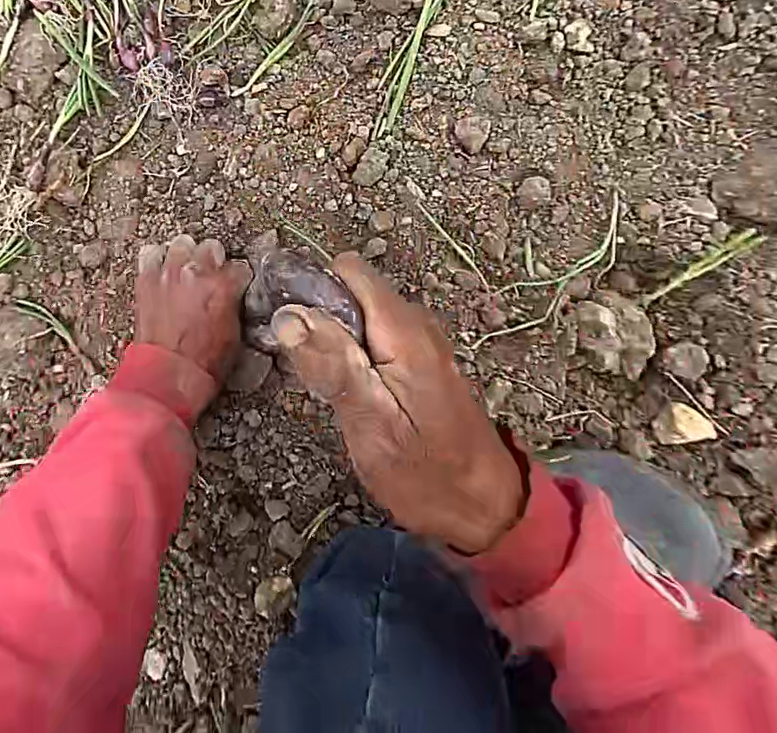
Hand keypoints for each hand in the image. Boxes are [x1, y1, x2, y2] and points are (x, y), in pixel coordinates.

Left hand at [135, 235, 252, 386]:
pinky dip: (157, 260)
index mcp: (224, 285)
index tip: (235, 284)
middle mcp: (196, 273)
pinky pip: (151, 255)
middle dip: (213, 260)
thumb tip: (232, 296)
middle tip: (211, 274)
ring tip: (186, 268)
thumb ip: (233, 303)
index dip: (238, 277)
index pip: (239, 266)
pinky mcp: (146, 281)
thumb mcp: (234, 333)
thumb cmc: (202, 363)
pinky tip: (163, 271)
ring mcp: (169, 274)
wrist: (167, 376)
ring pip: (181, 244)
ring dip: (185, 255)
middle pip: (210, 247)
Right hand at [271, 252, 524, 553]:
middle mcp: (417, 321)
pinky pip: (377, 336)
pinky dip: (357, 354)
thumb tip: (291, 316)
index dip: (314, 290)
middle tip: (311, 373)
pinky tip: (354, 394)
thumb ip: (333, 366)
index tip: (292, 330)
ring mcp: (423, 339)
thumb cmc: (427, 474)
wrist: (485, 505)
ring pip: (363, 314)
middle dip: (322, 319)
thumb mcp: (372, 426)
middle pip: (354, 290)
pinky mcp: (422, 358)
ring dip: (337, 340)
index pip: (349, 271)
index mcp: (404, 329)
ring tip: (330, 389)